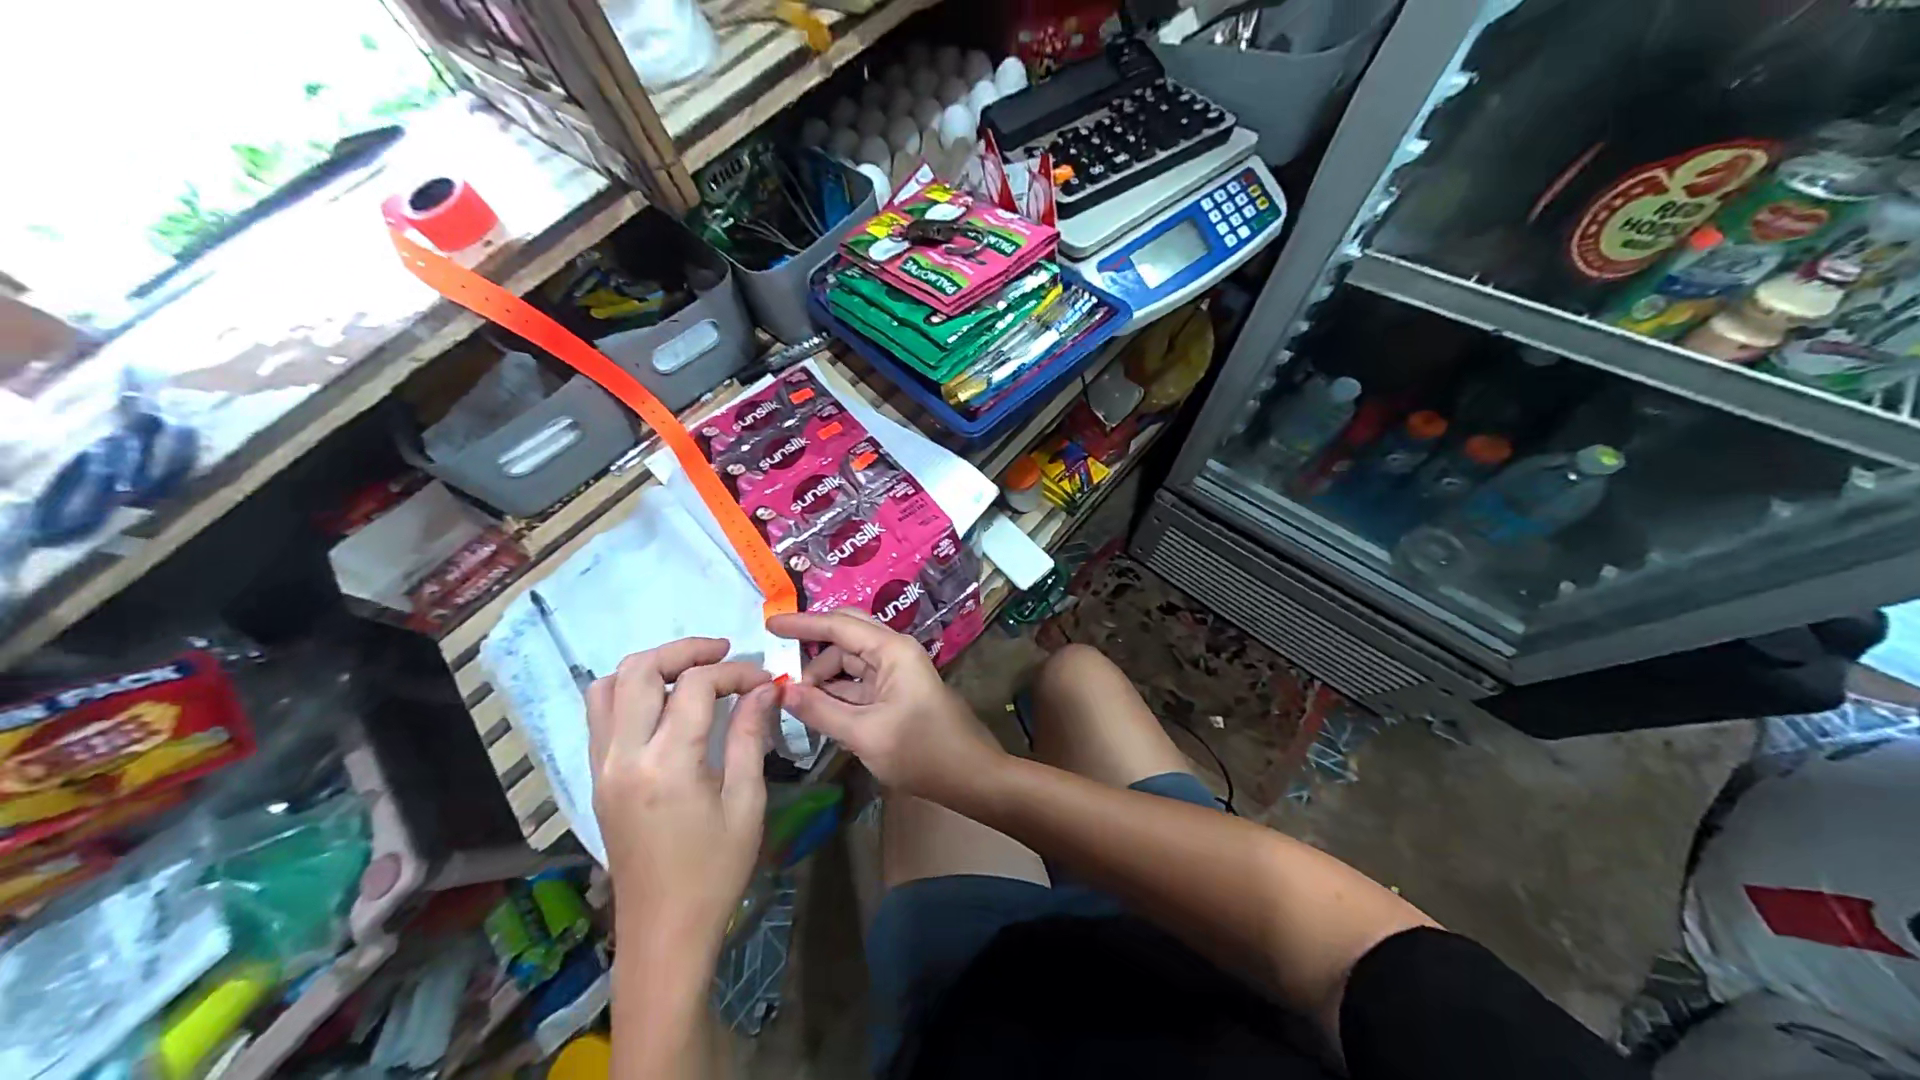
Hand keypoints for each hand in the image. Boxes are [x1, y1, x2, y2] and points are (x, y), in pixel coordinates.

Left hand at [586, 637, 775, 942]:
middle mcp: (623, 756)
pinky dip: (629, 692)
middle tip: (723, 652)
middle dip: (685, 650)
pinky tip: (664, 704)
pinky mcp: (595, 779)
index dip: (736, 673)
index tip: (764, 681)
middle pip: (640, 670)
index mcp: (666, 764)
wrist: (663, 931)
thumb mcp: (746, 803)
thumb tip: (765, 689)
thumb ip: (751, 737)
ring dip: (650, 666)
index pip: (697, 686)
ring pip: (608, 686)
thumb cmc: (714, 871)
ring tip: (690, 671)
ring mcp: (601, 767)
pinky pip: (600, 715)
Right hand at [767, 610, 1004, 802]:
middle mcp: (894, 653)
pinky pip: (858, 683)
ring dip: (822, 675)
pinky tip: (812, 707)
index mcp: (892, 651)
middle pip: (845, 636)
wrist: (970, 776)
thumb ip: (820, 710)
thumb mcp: (864, 734)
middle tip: (777, 660)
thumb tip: (781, 691)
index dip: (802, 624)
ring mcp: (896, 673)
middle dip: (811, 646)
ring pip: (849, 661)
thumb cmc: (921, 752)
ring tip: (790, 696)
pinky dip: (835, 692)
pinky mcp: (895, 694)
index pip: (839, 625)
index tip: (769, 625)